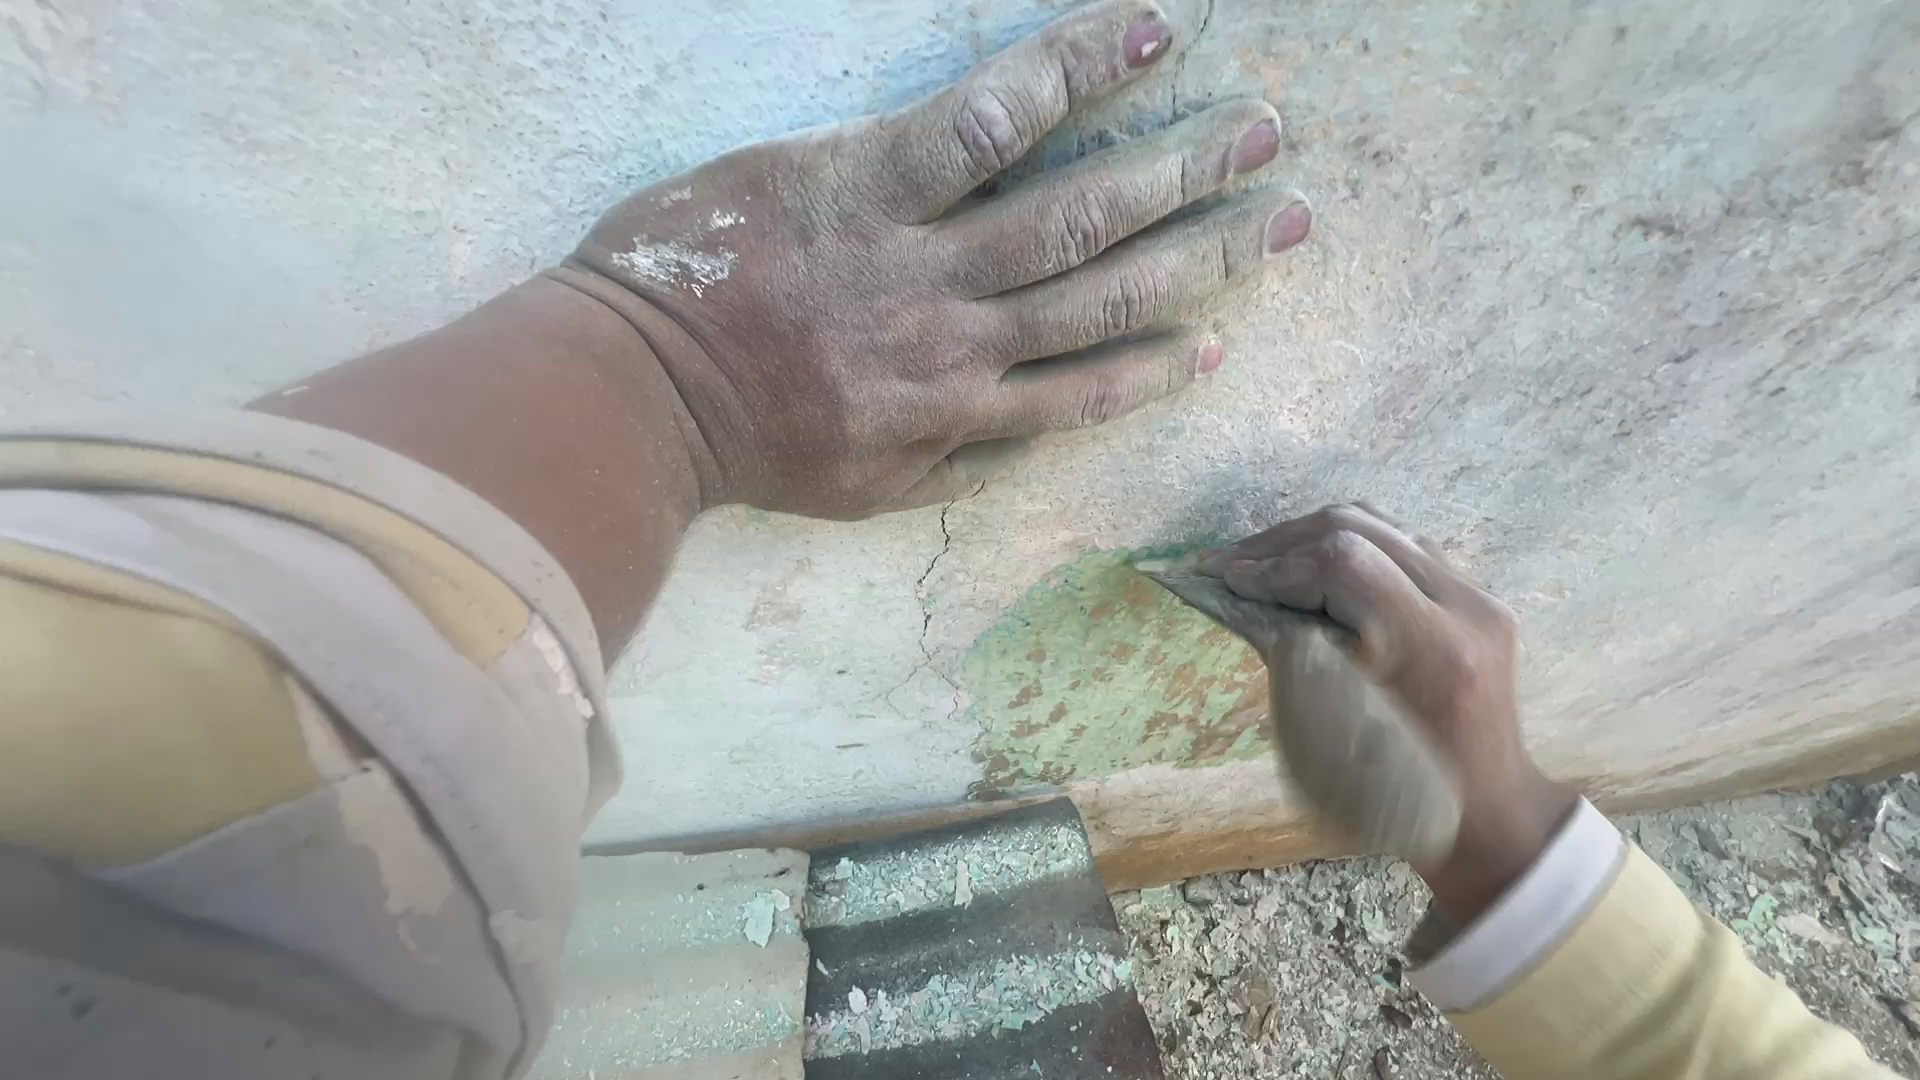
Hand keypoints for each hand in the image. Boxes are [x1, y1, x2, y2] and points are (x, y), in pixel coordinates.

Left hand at [555, 0, 1311, 517]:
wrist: (647, 391)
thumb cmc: (754, 446)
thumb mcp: (863, 492)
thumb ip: (949, 473)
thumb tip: (1016, 455)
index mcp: (962, 414)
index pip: (1090, 388)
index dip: (1163, 365)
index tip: (1223, 338)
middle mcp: (966, 336)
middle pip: (1111, 288)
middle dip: (1211, 250)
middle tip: (1291, 208)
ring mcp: (925, 255)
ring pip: (1075, 209)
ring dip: (1175, 168)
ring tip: (1255, 130)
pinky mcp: (870, 177)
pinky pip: (985, 118)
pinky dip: (1069, 73)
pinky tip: (1144, 33)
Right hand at [1200, 503, 1578, 921]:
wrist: (1487, 807)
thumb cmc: (1402, 788)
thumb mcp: (1333, 728)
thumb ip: (1291, 652)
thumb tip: (1239, 601)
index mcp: (1434, 646)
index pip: (1342, 566)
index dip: (1274, 567)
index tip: (1226, 580)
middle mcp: (1465, 605)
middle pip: (1356, 528)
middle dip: (1280, 542)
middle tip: (1229, 564)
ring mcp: (1476, 593)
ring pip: (1376, 522)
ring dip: (1305, 536)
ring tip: (1258, 558)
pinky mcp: (1470, 593)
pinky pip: (1394, 541)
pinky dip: (1338, 544)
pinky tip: (1303, 566)